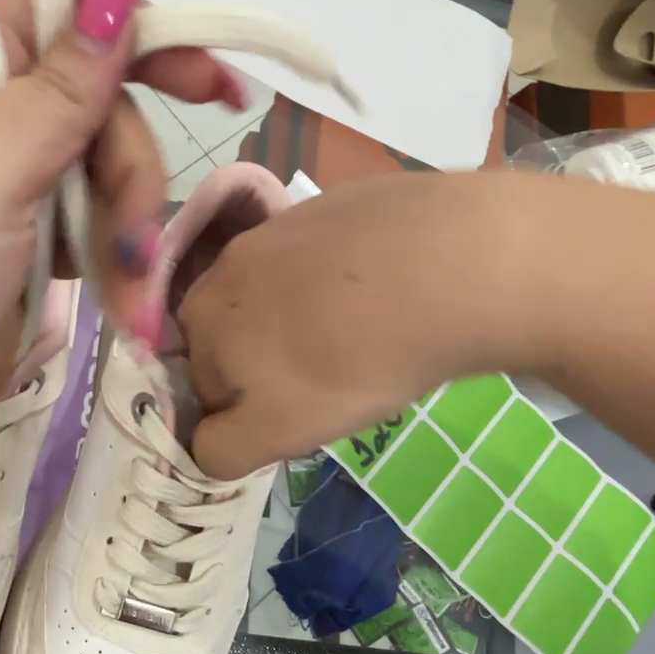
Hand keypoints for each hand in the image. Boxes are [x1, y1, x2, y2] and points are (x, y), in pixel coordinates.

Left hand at [0, 0, 250, 429]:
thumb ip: (63, 85)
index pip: (60, 21)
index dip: (137, 40)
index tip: (209, 85)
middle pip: (97, 110)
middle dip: (130, 175)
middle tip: (137, 242)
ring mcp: (7, 188)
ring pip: (103, 173)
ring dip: (129, 233)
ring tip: (132, 298)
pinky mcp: (27, 246)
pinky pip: (92, 229)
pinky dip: (114, 264)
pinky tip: (126, 304)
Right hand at [181, 172, 575, 478]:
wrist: (453, 268)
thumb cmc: (349, 362)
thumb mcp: (273, 434)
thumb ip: (218, 451)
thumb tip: (201, 445)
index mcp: (202, 319)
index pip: (205, 385)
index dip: (246, 412)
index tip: (296, 418)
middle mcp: (228, 263)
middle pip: (238, 332)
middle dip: (269, 361)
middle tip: (329, 380)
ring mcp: (284, 224)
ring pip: (281, 293)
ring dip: (304, 321)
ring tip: (363, 338)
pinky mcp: (338, 201)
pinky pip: (326, 256)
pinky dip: (344, 280)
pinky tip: (389, 296)